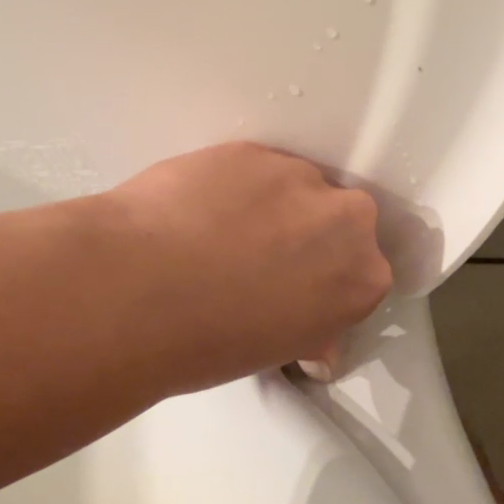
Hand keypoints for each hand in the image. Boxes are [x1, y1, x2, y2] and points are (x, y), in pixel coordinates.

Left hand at [101, 142, 391, 393]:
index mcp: (362, 279)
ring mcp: (298, 177)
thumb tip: (313, 340)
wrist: (140, 290)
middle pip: (337, 221)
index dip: (322, 284)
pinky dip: (232, 188)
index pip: (357, 275)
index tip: (292, 293)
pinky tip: (195, 213)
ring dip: (269, 207)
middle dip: (305, 237)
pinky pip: (252, 171)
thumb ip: (307, 331)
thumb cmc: (210, 341)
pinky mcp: (251, 151)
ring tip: (217, 236)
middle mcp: (347, 220)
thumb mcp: (275, 352)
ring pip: (294, 189)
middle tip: (257, 262)